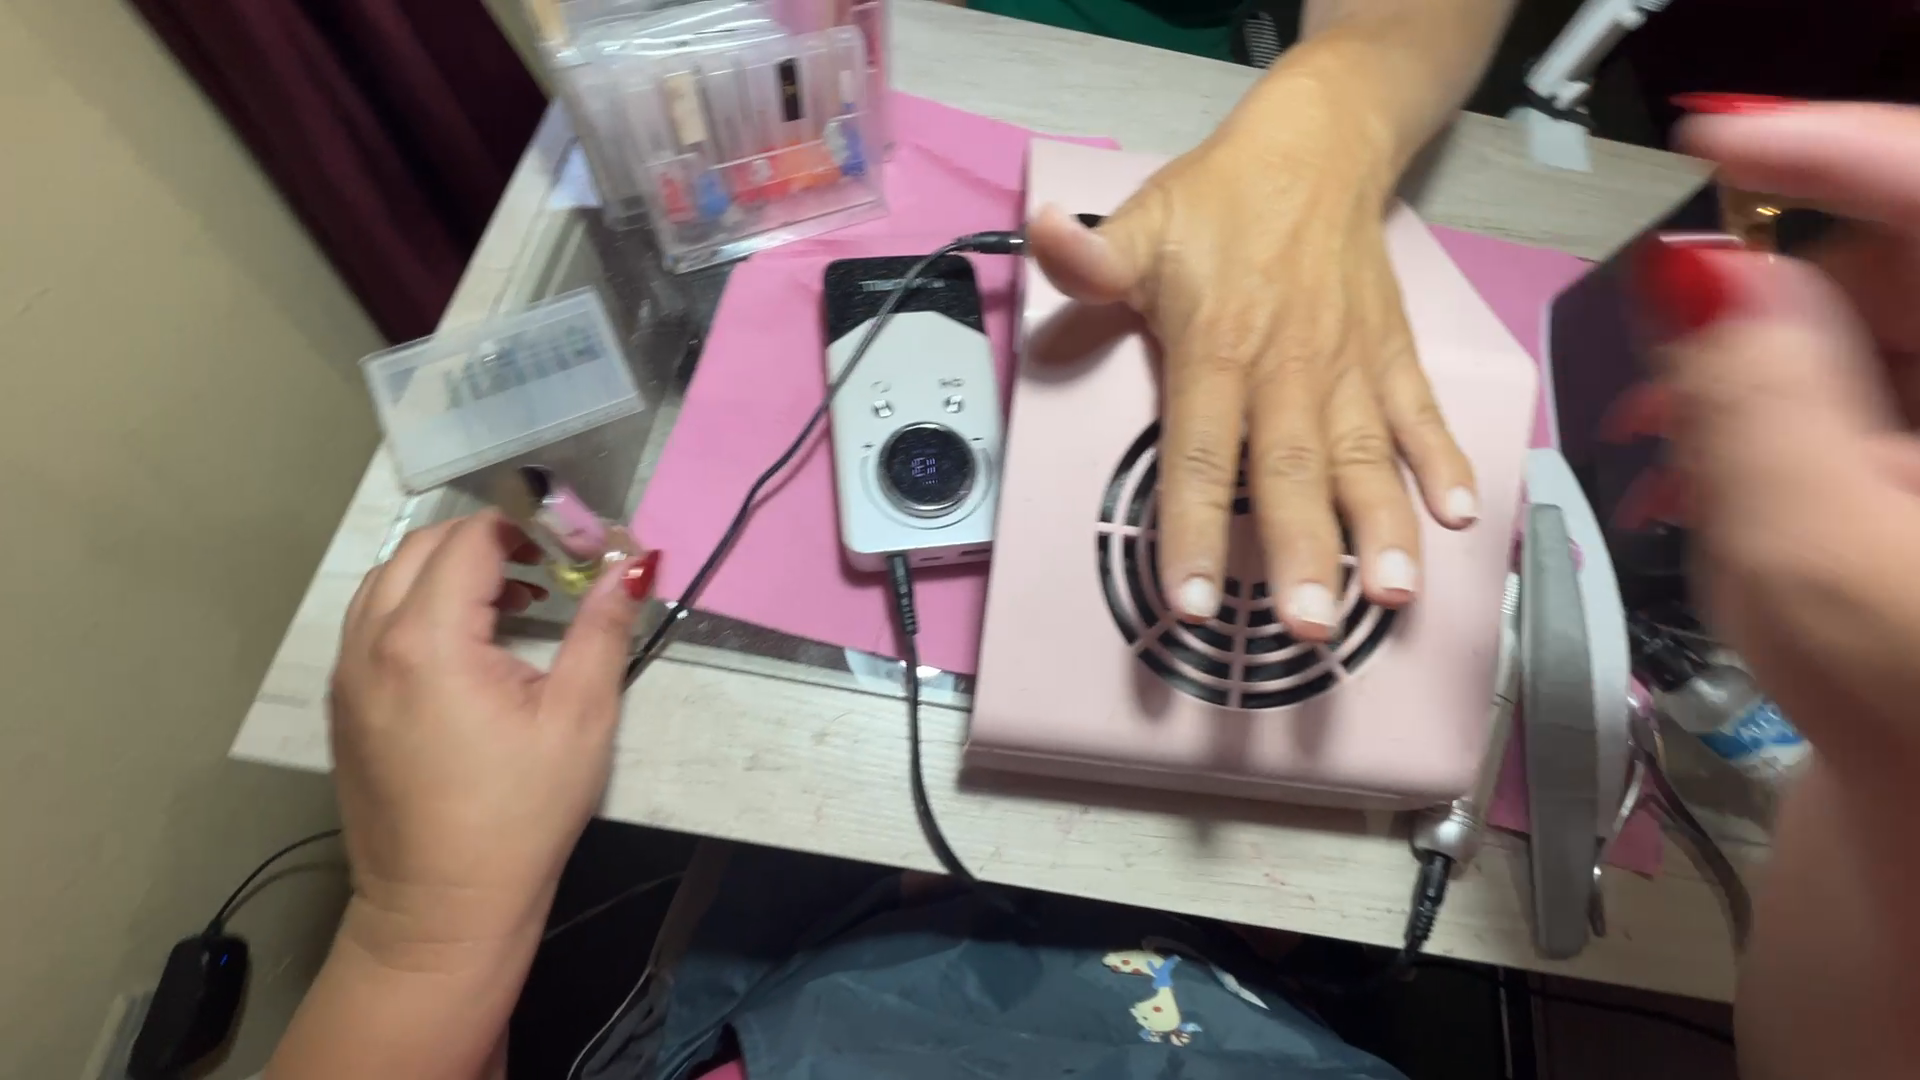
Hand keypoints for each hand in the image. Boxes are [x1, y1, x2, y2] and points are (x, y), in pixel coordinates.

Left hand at [328, 511, 647, 964]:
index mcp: (428, 642)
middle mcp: (370, 646)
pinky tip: (477, 641)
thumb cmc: (523, 808)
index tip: (578, 544)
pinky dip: (425, 603)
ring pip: (390, 580)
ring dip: (453, 569)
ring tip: (520, 596)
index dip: (528, 526)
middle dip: (489, 538)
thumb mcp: (582, 713)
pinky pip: (376, 620)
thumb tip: (634, 563)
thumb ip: (604, 626)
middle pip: (421, 547)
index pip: (469, 540)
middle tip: (553, 562)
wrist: (445, 905)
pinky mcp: (346, 704)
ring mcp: (347, 676)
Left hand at [1027, 72, 1477, 641]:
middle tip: (1306, 627)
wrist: (1317, 148)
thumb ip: (1093, 257)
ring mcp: (1349, 365)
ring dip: (1381, 527)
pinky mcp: (1392, 353)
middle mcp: (1288, 371)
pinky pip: (1420, 412)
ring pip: (1364, 457)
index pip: (1201, 457)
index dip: (1193, 532)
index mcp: (1218, 351)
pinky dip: (1441, 461)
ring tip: (1393, 596)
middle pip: (1291, 474)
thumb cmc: (1217, 201)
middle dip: (1302, 553)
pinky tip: (1459, 515)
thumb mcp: (1143, 225)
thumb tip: (1038, 235)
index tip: (1194, 604)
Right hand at [1640, 102, 1919, 768]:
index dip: (1833, 154)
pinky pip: (1886, 366)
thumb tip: (1694, 272)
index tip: (1716, 136)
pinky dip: (1787, 398)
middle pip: (1906, 262)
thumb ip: (1742, 394)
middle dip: (1763, 309)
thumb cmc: (1895, 694)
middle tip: (1660, 387)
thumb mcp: (1796, 542)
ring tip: (1664, 448)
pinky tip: (1718, 458)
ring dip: (1756, 366)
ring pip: (1887, 317)